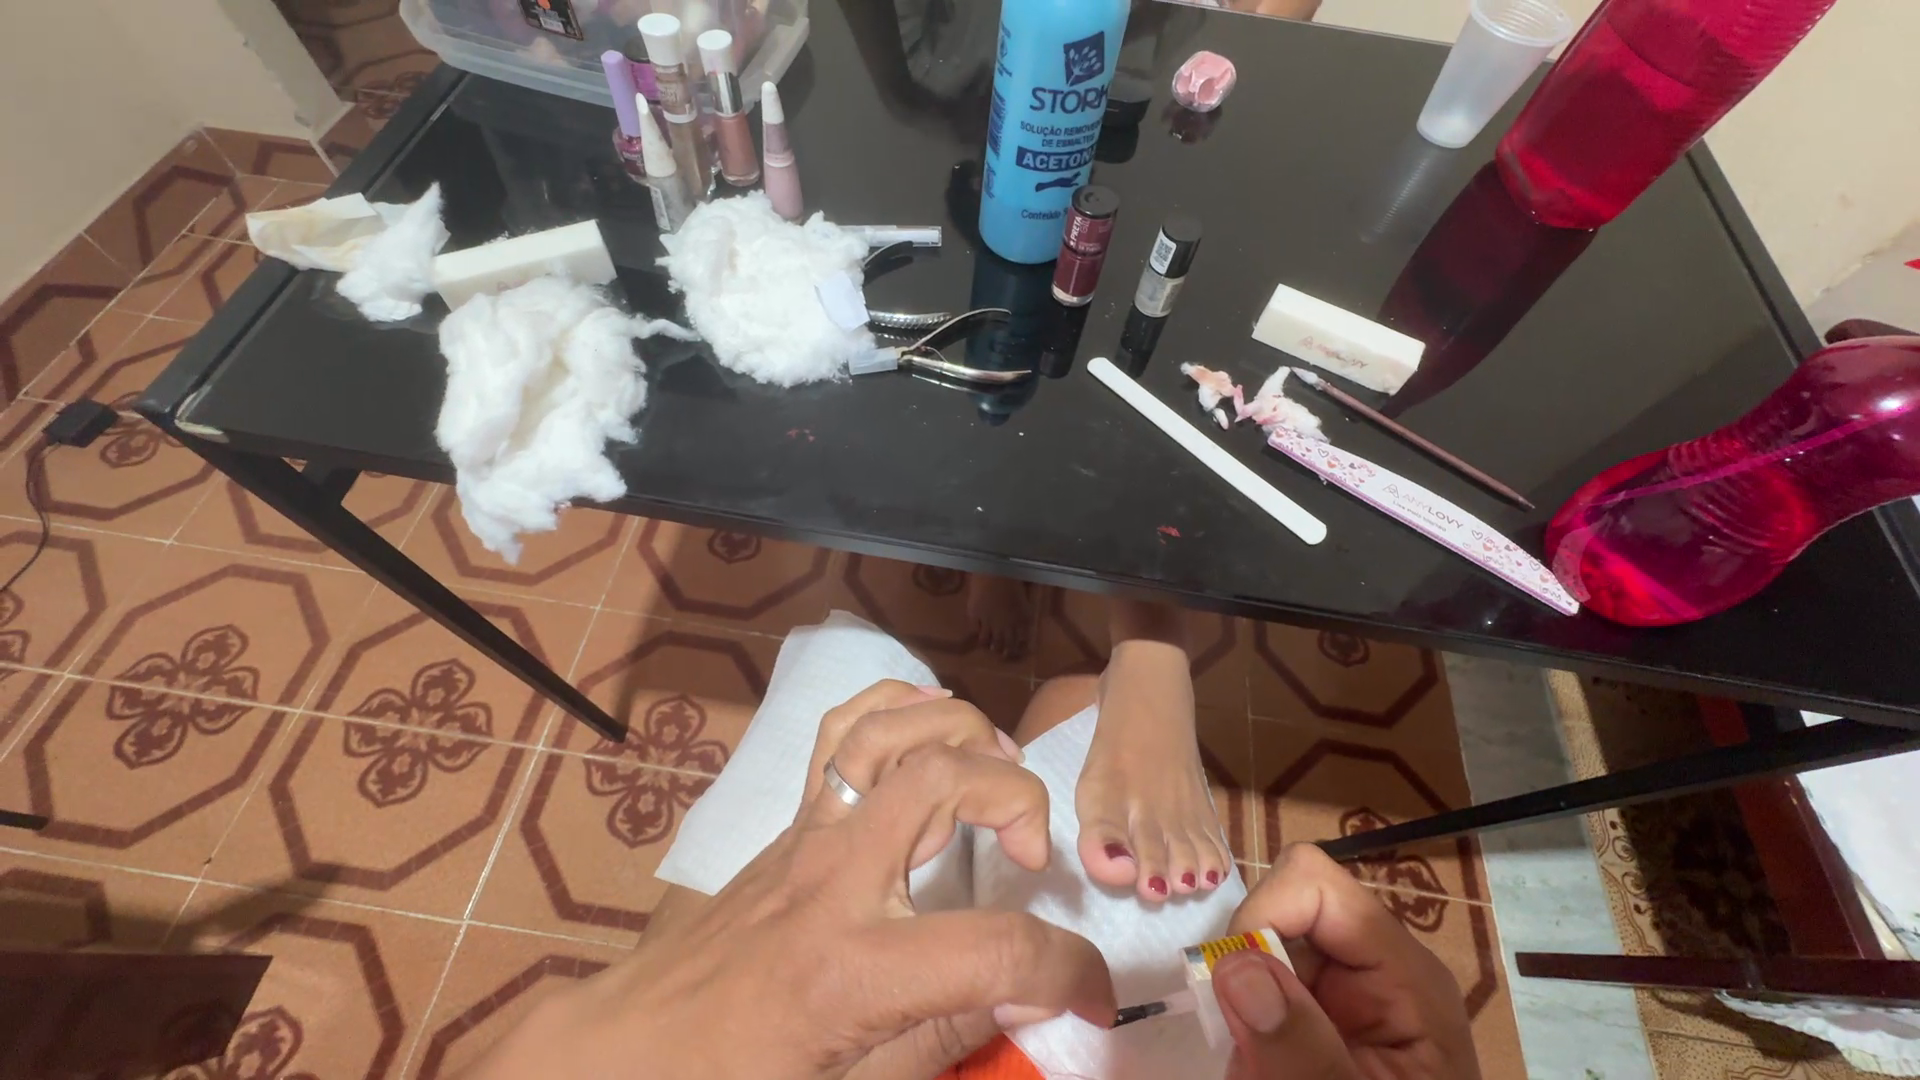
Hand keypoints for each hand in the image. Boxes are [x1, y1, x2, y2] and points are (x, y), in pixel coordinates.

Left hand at [460, 680, 1113, 1079]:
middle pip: (941, 780)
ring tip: (996, 770)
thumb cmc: (738, 1074)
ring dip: (959, 733)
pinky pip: (841, 729)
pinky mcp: (794, 816)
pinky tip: (929, 718)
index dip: (1067, 970)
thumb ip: (946, 1040)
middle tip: (1032, 852)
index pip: (992, 951)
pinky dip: (895, 705)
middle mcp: (835, 876)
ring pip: (890, 732)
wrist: (633, 1044)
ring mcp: (810, 832)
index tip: (1092, 993)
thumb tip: (1025, 996)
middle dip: (1015, 796)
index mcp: (854, 969)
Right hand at [1215, 844, 1480, 1079]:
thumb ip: (1300, 1051)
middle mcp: (1375, 963)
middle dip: (1245, 973)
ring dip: (1242, 1012)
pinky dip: (1248, 1032)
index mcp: (1403, 973)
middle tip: (1249, 1051)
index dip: (1262, 914)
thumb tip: (1234, 963)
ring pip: (1259, 952)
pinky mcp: (1323, 1011)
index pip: (1312, 883)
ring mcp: (1347, 987)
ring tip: (1262, 1073)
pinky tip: (1268, 1072)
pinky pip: (1261, 990)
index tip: (1236, 986)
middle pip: (1278, 911)